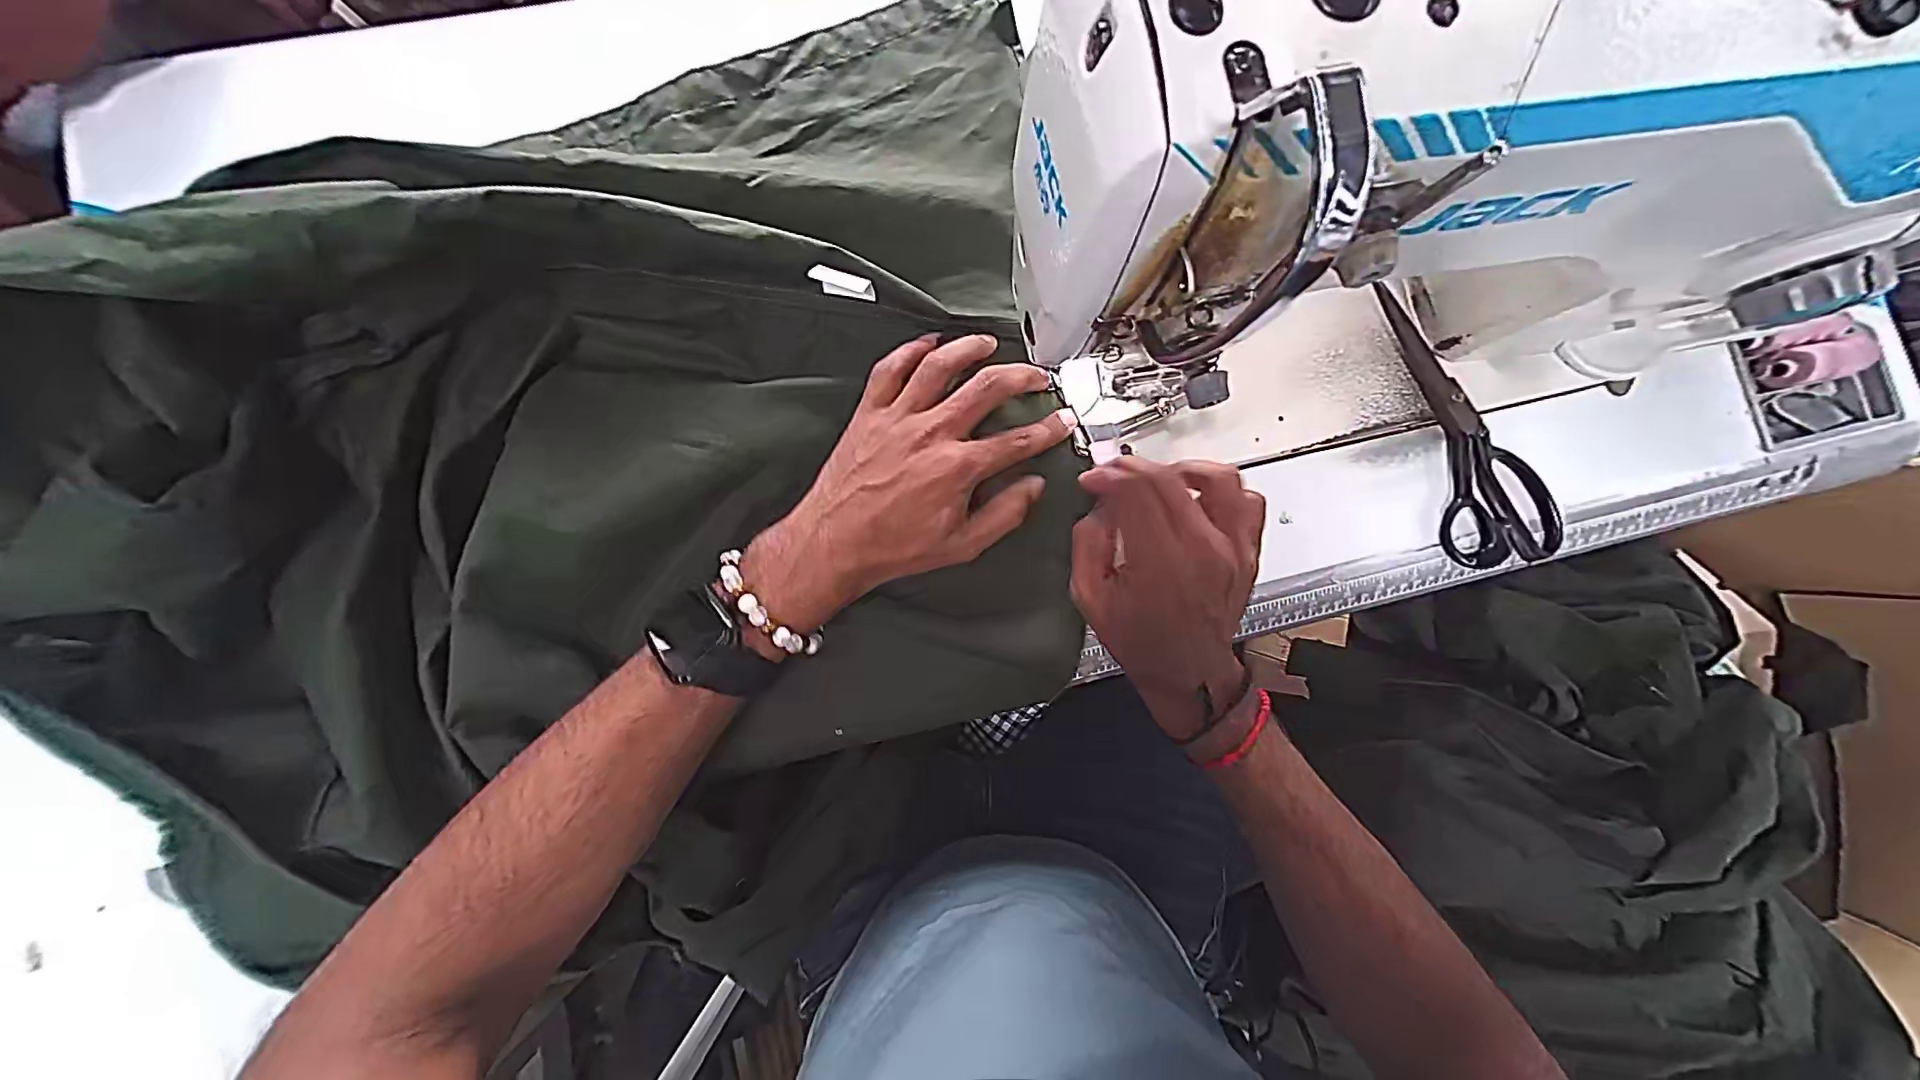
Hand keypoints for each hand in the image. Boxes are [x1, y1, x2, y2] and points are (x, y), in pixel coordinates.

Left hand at [739, 334, 1074, 652]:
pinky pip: (891, 369)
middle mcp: (930, 435)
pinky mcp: (869, 414)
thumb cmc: (891, 546)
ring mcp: (898, 419)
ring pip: (940, 366)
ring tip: (988, 345)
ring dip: (969, 349)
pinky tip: (927, 344)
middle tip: (1035, 378)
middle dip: (1022, 377)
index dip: (1049, 428)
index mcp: (957, 468)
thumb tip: (1031, 489)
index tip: (1061, 421)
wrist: (835, 543)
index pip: (1018, 440)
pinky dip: (911, 350)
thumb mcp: (962, 545)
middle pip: (987, 387)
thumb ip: (1005, 514)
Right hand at [1070, 458, 1264, 738]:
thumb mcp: (1090, 598)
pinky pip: (1247, 501)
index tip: (1095, 480)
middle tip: (1115, 476)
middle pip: (1169, 478)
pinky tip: (1198, 498)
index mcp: (1160, 562)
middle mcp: (1202, 550)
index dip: (1109, 476)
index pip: (1137, 490)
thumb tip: (1098, 507)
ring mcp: (1231, 549)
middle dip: (1133, 468)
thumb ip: (1087, 544)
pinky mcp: (1248, 552)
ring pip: (1217, 478)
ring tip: (1159, 479)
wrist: (1188, 670)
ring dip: (1181, 469)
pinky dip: (1222, 490)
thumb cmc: (1143, 641)